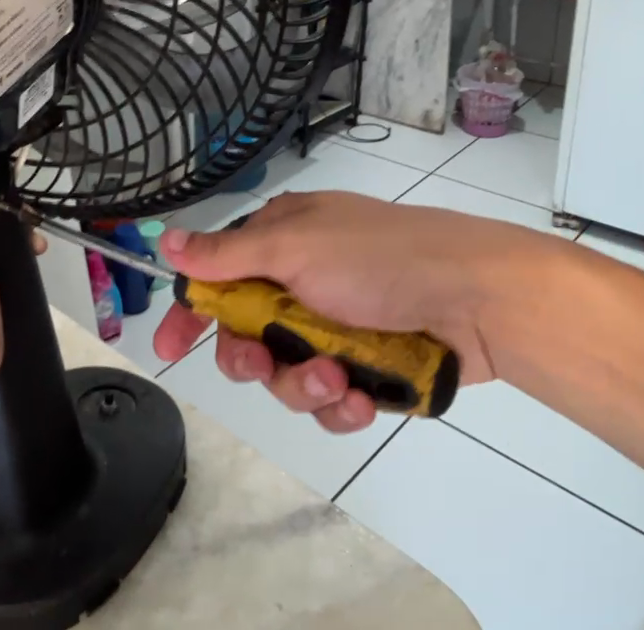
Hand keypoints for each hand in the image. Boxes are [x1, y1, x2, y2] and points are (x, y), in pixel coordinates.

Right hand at [152, 191, 567, 431]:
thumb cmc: (378, 259)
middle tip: (261, 363)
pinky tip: (363, 399)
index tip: (169, 348)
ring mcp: (336, 327)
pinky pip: (330, 399)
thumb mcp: (294, 248)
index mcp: (281, 242)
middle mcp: (302, 283)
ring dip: (303, 385)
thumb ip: (226, 254)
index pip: (217, 277)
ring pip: (286, 374)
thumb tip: (165, 238)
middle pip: (246, 335)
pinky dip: (341, 404)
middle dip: (250, 358)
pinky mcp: (368, 367)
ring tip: (337, 380)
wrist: (478, 297)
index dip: (190, 312)